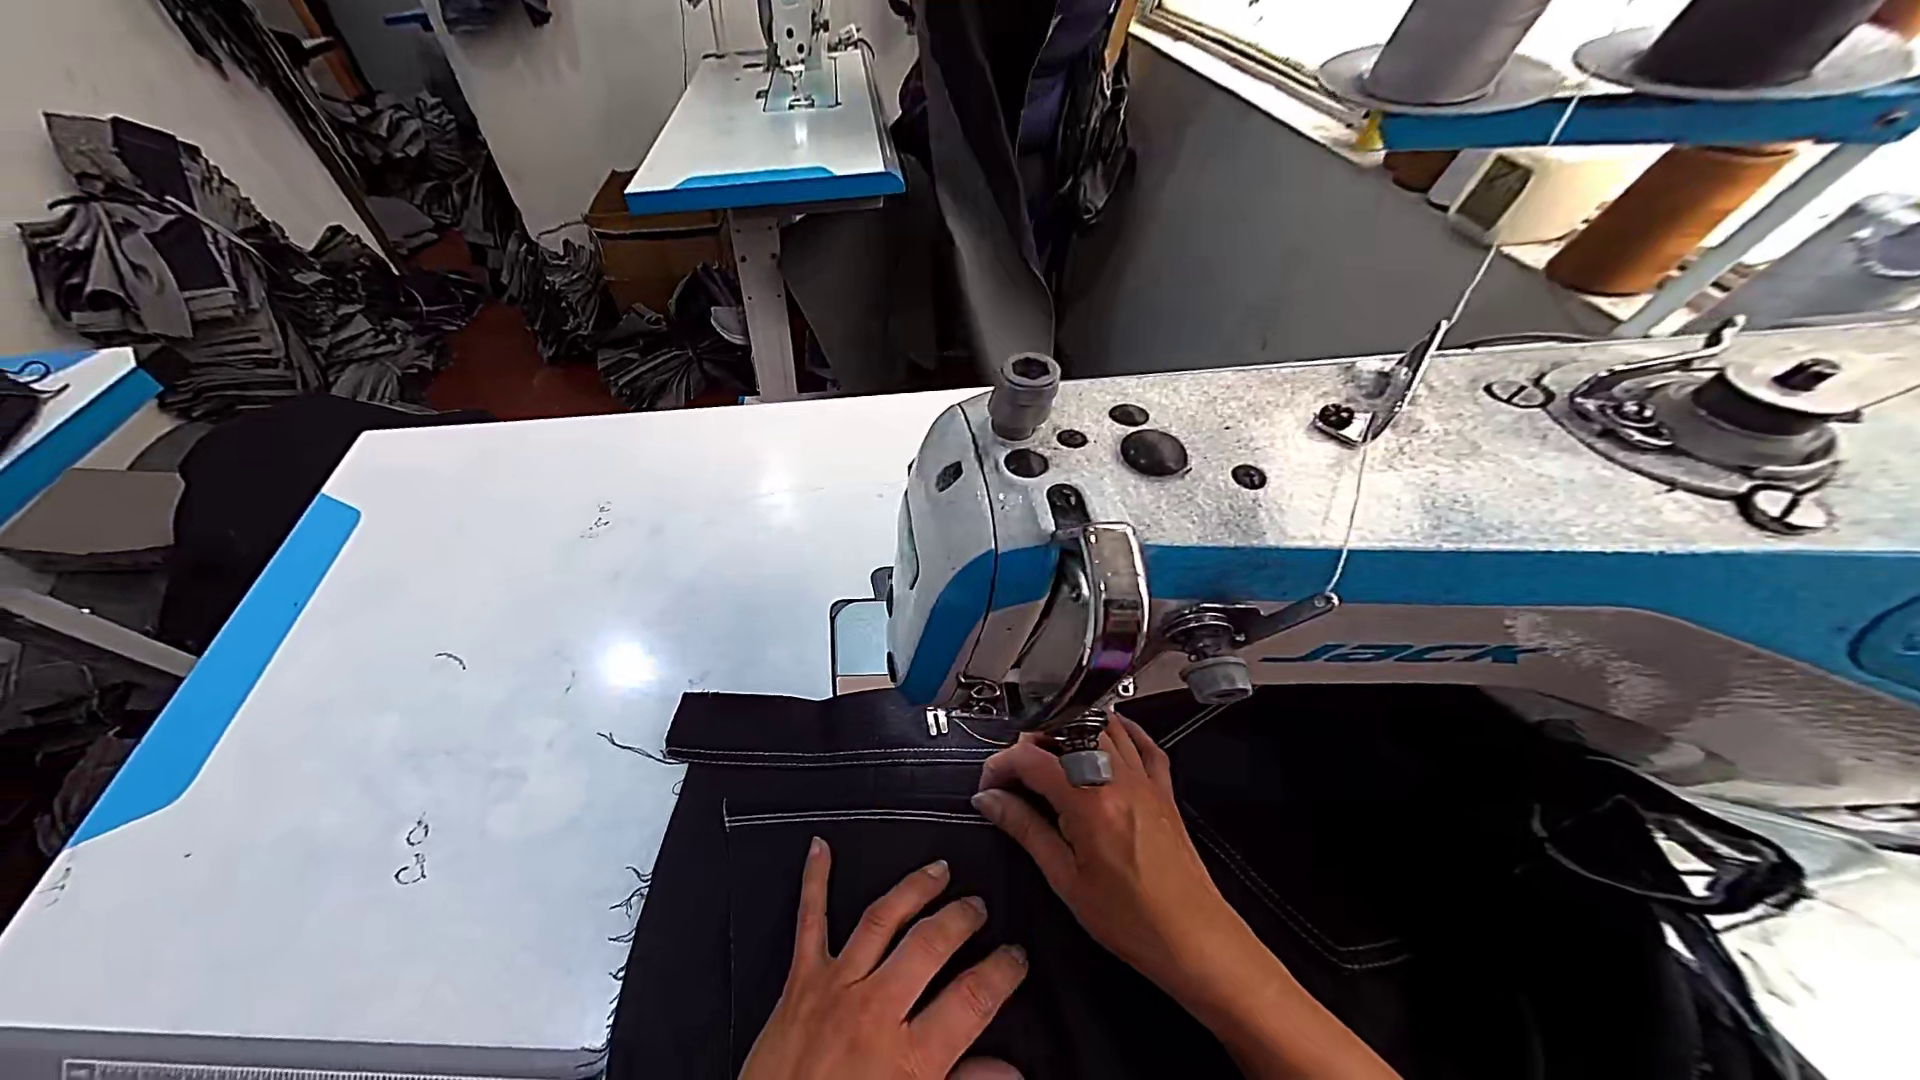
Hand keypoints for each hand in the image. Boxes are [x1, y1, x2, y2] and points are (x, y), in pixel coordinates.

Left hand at [739, 837, 1029, 1079]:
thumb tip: (1012, 1072)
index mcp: (908, 1059)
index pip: (972, 998)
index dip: (1003, 971)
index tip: (1015, 956)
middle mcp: (874, 1012)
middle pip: (930, 944)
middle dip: (962, 917)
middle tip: (979, 905)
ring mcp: (835, 988)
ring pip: (883, 919)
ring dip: (915, 888)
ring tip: (939, 870)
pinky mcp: (801, 981)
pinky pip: (809, 921)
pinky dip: (814, 881)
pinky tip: (820, 848)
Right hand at [969, 716, 1236, 1001]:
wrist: (1195, 940)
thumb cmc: (1135, 920)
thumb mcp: (1065, 879)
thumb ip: (1025, 829)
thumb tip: (992, 801)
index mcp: (1088, 799)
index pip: (1030, 758)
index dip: (1000, 765)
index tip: (990, 785)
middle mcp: (1117, 777)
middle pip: (1064, 728)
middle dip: (1031, 744)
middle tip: (1015, 776)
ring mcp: (1143, 778)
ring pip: (1100, 725)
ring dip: (1068, 733)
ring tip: (1050, 761)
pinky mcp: (1162, 788)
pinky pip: (1141, 742)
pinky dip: (1118, 731)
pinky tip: (1104, 738)